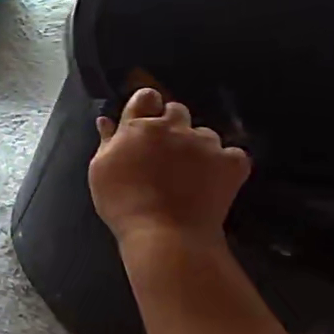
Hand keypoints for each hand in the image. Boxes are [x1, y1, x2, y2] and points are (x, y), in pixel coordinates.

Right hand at [89, 88, 250, 244]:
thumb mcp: (101, 172)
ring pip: (204, 133)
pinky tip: (213, 181)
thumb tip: (106, 120)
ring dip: (197, 146)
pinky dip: (224, 164)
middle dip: (172, 126)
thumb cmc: (124, 205)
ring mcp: (205, 143)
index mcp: (139, 127)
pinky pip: (232, 154)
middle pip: (177, 110)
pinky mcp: (231, 163)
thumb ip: (107, 142)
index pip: (146, 96)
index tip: (145, 124)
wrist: (166, 236)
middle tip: (165, 154)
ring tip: (189, 174)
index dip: (146, 107)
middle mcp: (174, 127)